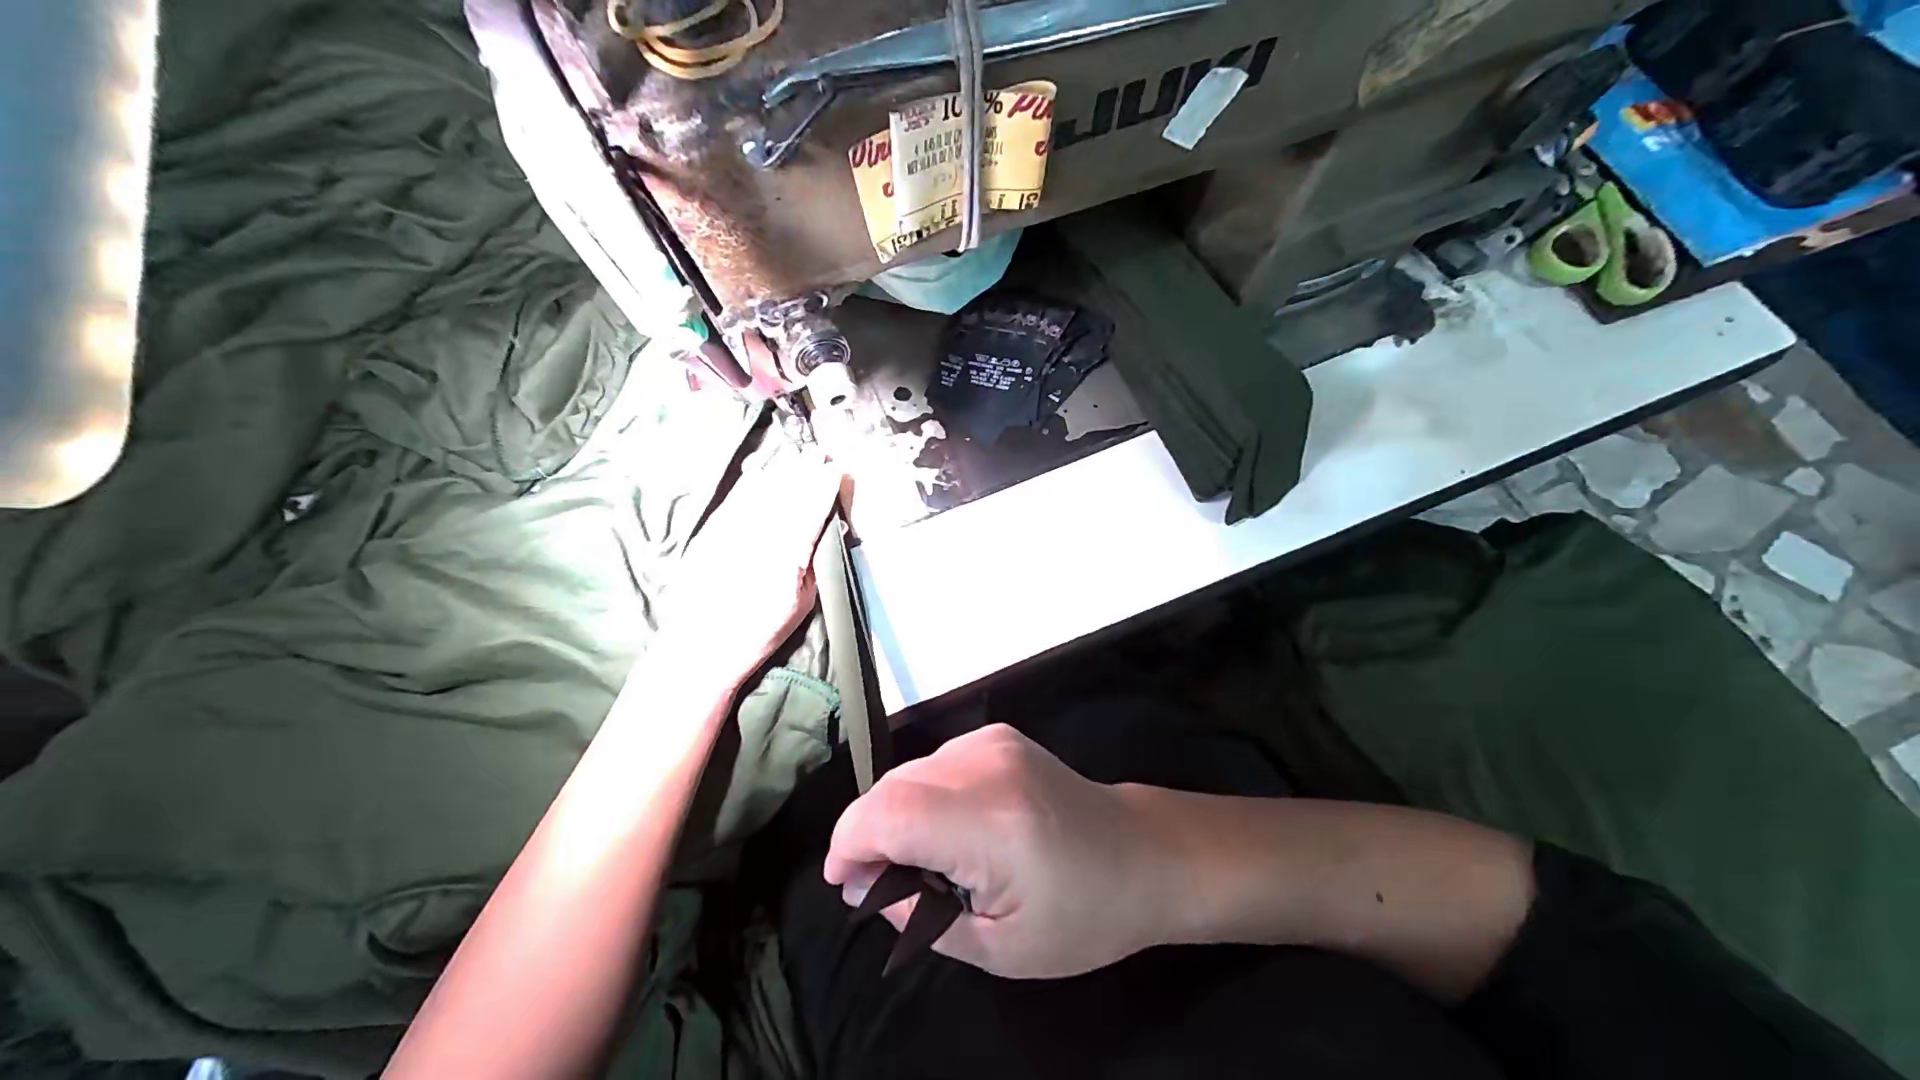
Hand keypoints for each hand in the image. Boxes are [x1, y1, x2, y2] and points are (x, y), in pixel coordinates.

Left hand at [655, 453, 844, 691]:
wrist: (702, 642)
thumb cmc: (762, 629)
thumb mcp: (804, 600)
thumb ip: (814, 559)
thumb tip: (828, 527)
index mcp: (789, 553)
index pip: (812, 507)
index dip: (826, 484)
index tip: (838, 469)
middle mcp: (760, 533)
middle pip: (788, 490)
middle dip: (806, 469)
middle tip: (821, 453)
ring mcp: (733, 527)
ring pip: (762, 487)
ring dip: (782, 469)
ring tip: (798, 456)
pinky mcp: (713, 529)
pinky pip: (736, 496)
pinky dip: (752, 480)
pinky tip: (762, 470)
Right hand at [824, 724, 1181, 978]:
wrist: (1142, 854)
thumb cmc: (1082, 915)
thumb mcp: (999, 948)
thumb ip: (919, 919)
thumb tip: (863, 886)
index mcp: (993, 823)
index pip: (889, 813)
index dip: (850, 845)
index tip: (846, 883)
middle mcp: (988, 766)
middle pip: (891, 787)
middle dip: (865, 833)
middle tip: (877, 883)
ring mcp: (993, 742)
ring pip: (907, 772)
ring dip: (893, 816)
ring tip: (918, 861)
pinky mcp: (998, 735)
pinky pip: (934, 764)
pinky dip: (921, 797)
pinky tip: (946, 830)